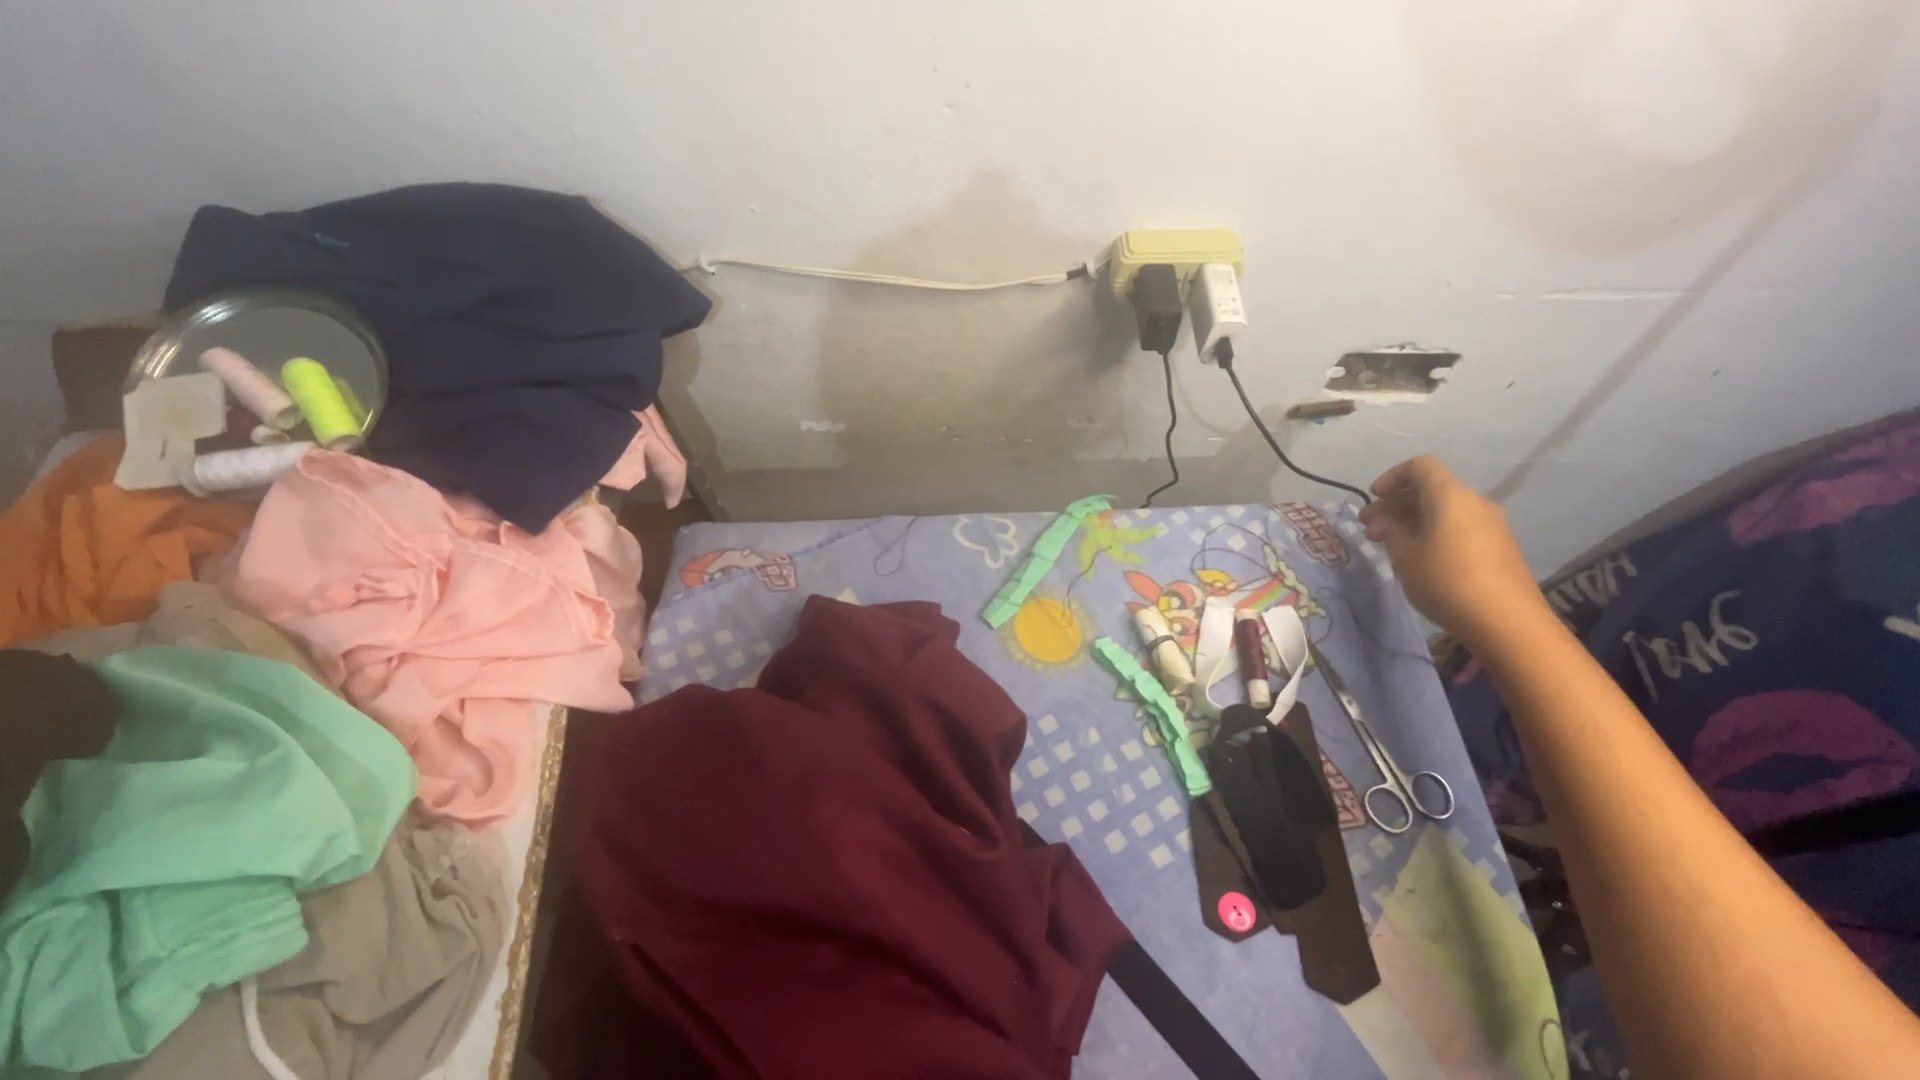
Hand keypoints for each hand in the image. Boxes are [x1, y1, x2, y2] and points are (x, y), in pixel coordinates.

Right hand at [1358, 456, 1543, 642]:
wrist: (1505, 620)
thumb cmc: (1446, 581)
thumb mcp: (1405, 556)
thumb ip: (1392, 532)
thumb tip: (1389, 523)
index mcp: (1450, 495)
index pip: (1420, 467)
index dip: (1392, 477)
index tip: (1373, 498)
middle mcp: (1474, 502)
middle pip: (1431, 490)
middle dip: (1397, 504)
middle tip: (1370, 528)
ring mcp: (1491, 524)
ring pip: (1445, 510)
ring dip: (1414, 521)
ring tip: (1390, 546)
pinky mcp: (1498, 547)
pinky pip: (1459, 527)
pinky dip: (1434, 533)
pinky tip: (1419, 558)